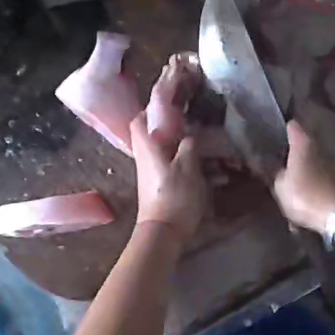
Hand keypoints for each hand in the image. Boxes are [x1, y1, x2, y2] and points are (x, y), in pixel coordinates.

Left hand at [130, 113, 205, 238]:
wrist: (163, 231)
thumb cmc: (174, 195)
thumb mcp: (188, 167)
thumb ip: (188, 146)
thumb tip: (188, 136)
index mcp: (147, 147)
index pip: (138, 121)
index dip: (149, 109)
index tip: (166, 103)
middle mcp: (143, 157)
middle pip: (147, 134)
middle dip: (163, 125)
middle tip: (184, 119)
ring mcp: (148, 172)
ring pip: (157, 148)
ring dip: (173, 142)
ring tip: (194, 139)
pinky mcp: (155, 184)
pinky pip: (164, 163)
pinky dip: (177, 158)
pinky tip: (196, 162)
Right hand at [272, 121, 334, 229]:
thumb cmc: (304, 196)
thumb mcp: (280, 186)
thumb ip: (274, 173)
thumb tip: (270, 165)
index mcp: (303, 145)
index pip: (293, 126)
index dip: (283, 127)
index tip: (274, 130)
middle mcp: (320, 149)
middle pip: (305, 142)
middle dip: (293, 149)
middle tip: (279, 157)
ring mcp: (333, 164)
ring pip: (313, 160)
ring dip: (303, 167)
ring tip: (290, 179)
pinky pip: (320, 177)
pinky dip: (312, 182)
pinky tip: (304, 196)